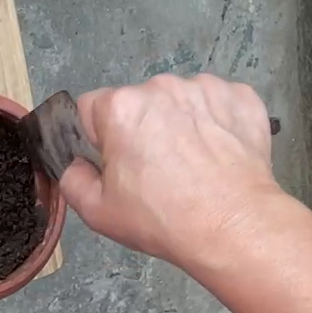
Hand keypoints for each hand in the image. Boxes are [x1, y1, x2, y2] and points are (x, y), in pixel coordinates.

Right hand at [61, 74, 286, 264]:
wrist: (231, 225)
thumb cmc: (162, 219)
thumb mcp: (96, 212)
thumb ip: (71, 180)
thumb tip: (76, 165)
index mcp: (121, 108)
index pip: (88, 108)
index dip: (93, 138)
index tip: (109, 163)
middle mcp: (161, 86)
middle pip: (135, 104)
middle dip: (137, 131)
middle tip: (150, 173)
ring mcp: (205, 88)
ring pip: (175, 103)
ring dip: (174, 126)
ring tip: (186, 167)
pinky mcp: (240, 96)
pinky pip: (213, 105)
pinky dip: (210, 125)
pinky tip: (211, 157)